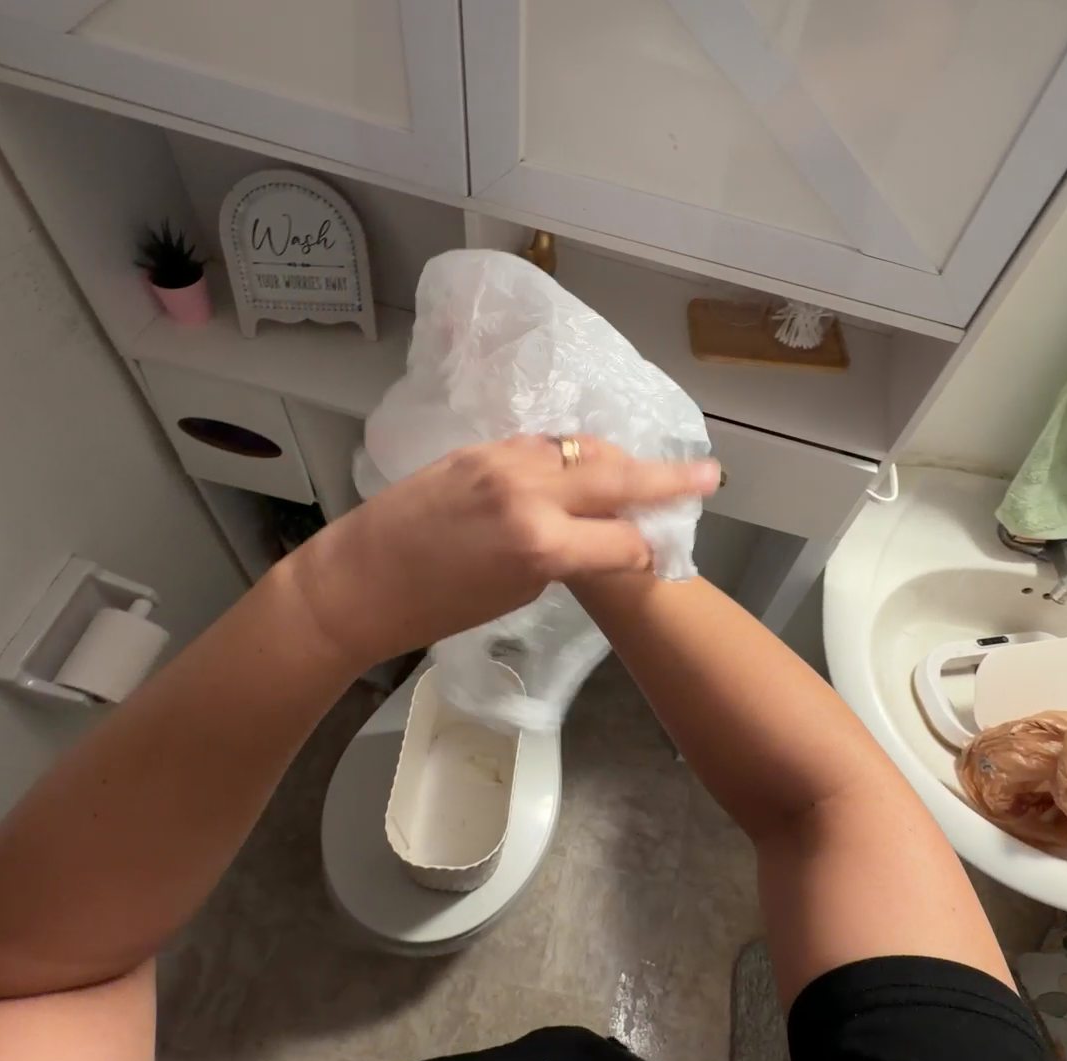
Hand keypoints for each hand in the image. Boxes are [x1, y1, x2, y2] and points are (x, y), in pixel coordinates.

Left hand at [294, 435, 719, 667]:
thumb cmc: (432, 610)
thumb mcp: (516, 593)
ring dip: (621, 459)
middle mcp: (530, 491)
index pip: (623, 539)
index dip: (646, 552)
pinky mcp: (480, 448)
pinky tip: (585, 465)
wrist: (355, 582)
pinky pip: (545, 444)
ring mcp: (503, 460)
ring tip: (648, 470)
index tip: (655, 557)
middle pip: (620, 475)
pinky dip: (575, 454)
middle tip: (710, 474)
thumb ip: (566, 558)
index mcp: (542, 543)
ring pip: (584, 449)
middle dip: (670, 478)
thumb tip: (598, 536)